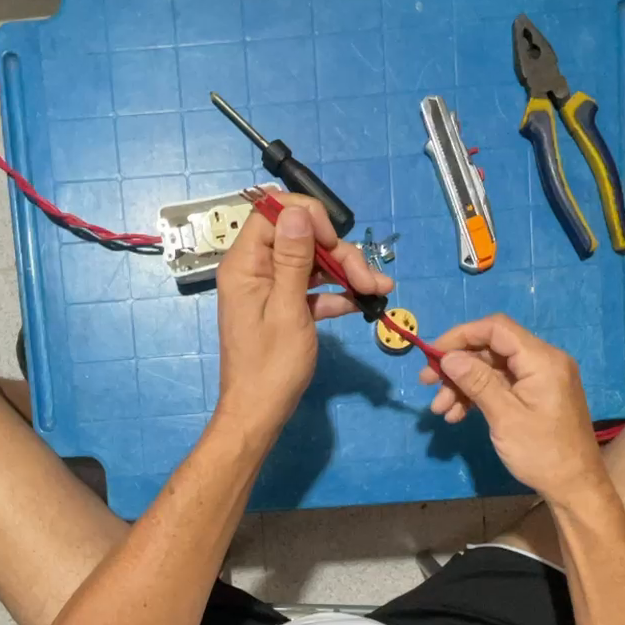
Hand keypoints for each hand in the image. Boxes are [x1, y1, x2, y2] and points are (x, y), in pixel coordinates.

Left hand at [211, 194, 393, 438]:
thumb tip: (296, 212)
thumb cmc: (272, 366)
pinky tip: (364, 304)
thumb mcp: (288, 309)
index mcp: (244, 265)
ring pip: (312, 264)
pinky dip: (337, 294)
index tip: (334, 242)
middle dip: (338, 253)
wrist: (260, 413)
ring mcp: (270, 290)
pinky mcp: (284, 309)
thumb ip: (293, 259)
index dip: (308, 218)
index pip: (272, 214)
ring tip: (379, 291)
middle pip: (300, 238)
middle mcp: (254, 271)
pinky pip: (312, 289)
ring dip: (346, 273)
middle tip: (369, 279)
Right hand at [418, 315, 604, 496]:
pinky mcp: (534, 395)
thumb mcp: (505, 417)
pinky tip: (457, 415)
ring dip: (462, 385)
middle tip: (426, 383)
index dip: (461, 335)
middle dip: (457, 365)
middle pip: (491, 349)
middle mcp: (542, 362)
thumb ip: (477, 382)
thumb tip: (448, 358)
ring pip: (491, 369)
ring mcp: (538, 379)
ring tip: (440, 410)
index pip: (496, 329)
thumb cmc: (542, 452)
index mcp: (542, 360)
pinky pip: (500, 386)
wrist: (574, 485)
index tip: (432, 354)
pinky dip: (477, 396)